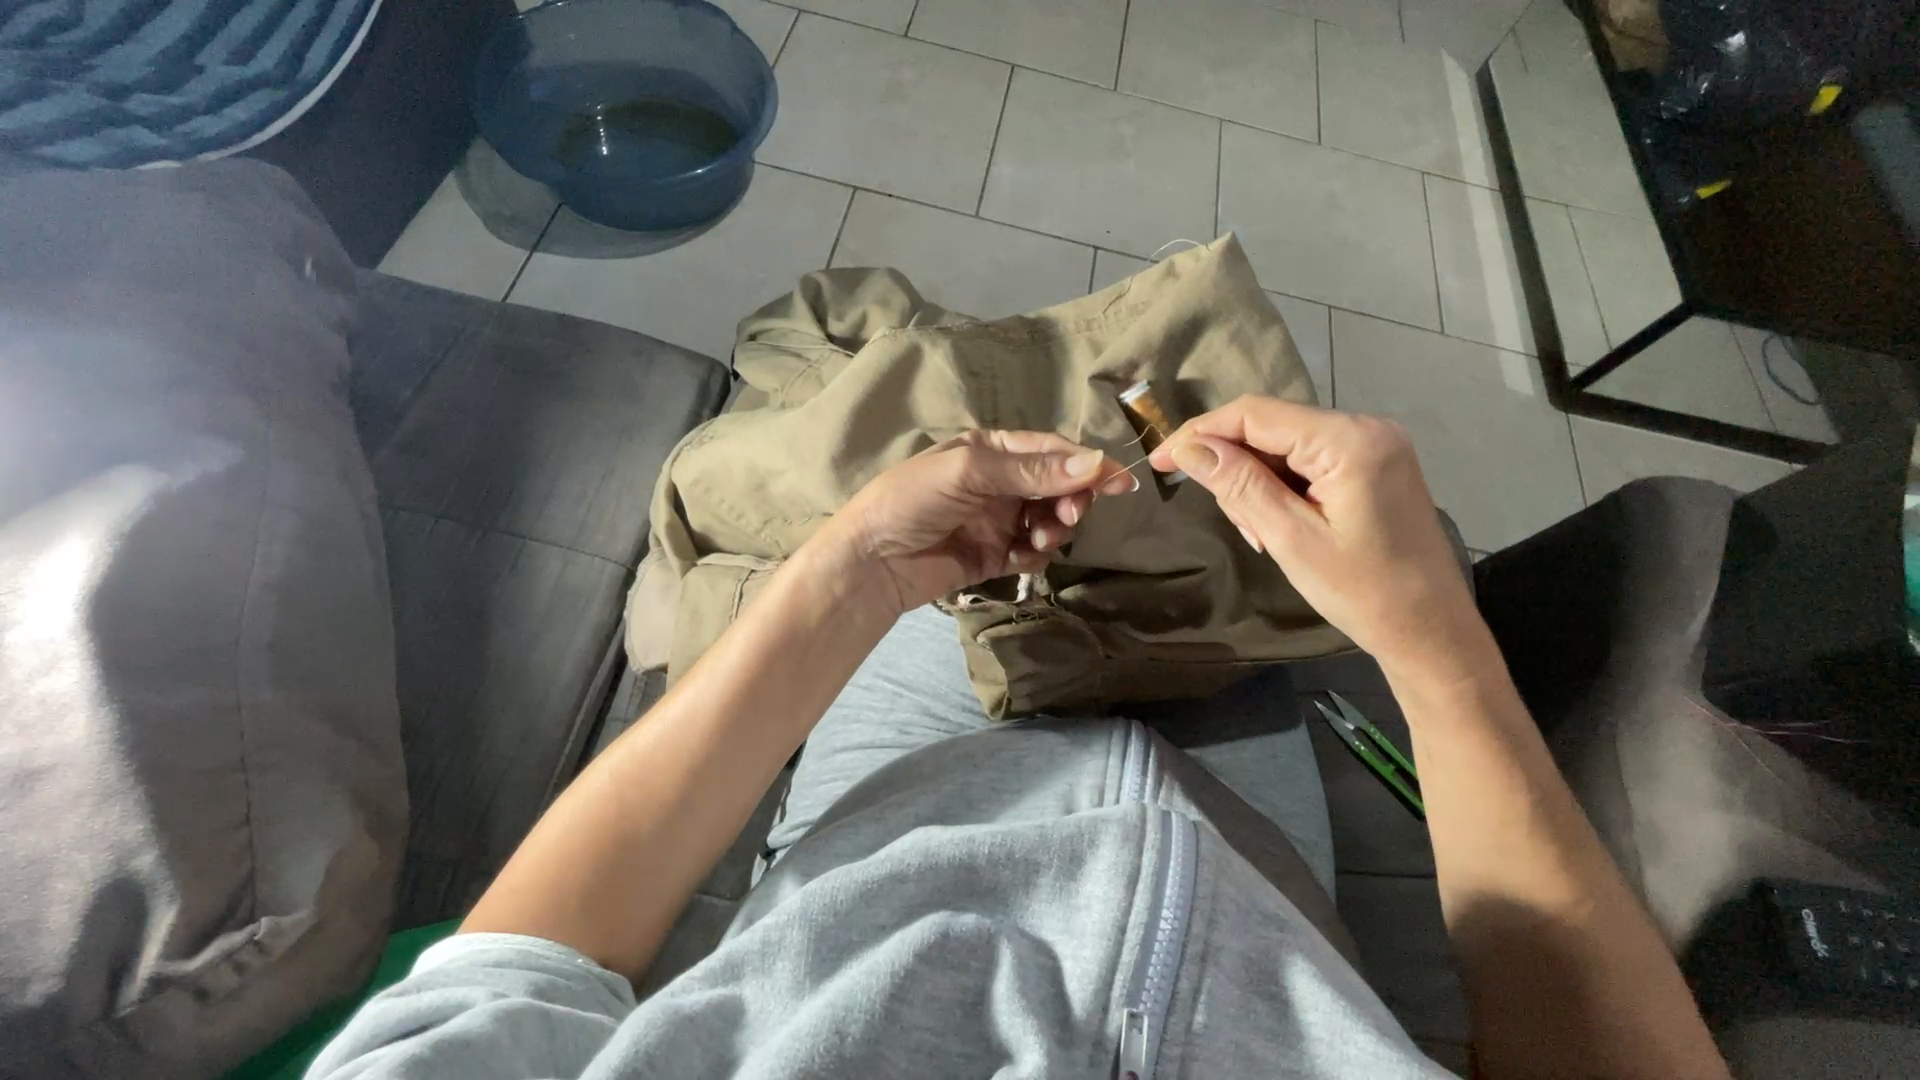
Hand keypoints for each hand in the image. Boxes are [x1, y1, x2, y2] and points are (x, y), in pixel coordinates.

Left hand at [820, 430, 1137, 615]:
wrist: (871, 562)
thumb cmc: (910, 501)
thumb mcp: (969, 473)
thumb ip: (1030, 470)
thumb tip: (1094, 463)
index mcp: (991, 451)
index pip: (1051, 451)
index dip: (1087, 465)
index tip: (1121, 482)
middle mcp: (999, 483)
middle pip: (1057, 487)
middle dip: (1071, 500)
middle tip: (1069, 516)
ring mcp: (998, 521)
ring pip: (1049, 521)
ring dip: (1054, 530)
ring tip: (1038, 541)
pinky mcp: (994, 556)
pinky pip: (1032, 553)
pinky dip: (1035, 555)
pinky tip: (1020, 558)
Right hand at [1147, 396, 1490, 681]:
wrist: (1430, 630)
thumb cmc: (1362, 592)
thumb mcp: (1290, 539)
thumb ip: (1239, 485)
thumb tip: (1189, 449)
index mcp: (1350, 440)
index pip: (1255, 415)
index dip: (1200, 433)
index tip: (1162, 462)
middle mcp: (1365, 427)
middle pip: (1269, 428)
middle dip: (1236, 470)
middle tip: (1242, 527)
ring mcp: (1372, 445)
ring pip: (1284, 447)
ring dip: (1258, 485)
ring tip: (1265, 536)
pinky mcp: (1373, 464)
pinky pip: (1307, 462)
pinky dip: (1282, 490)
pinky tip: (1281, 526)